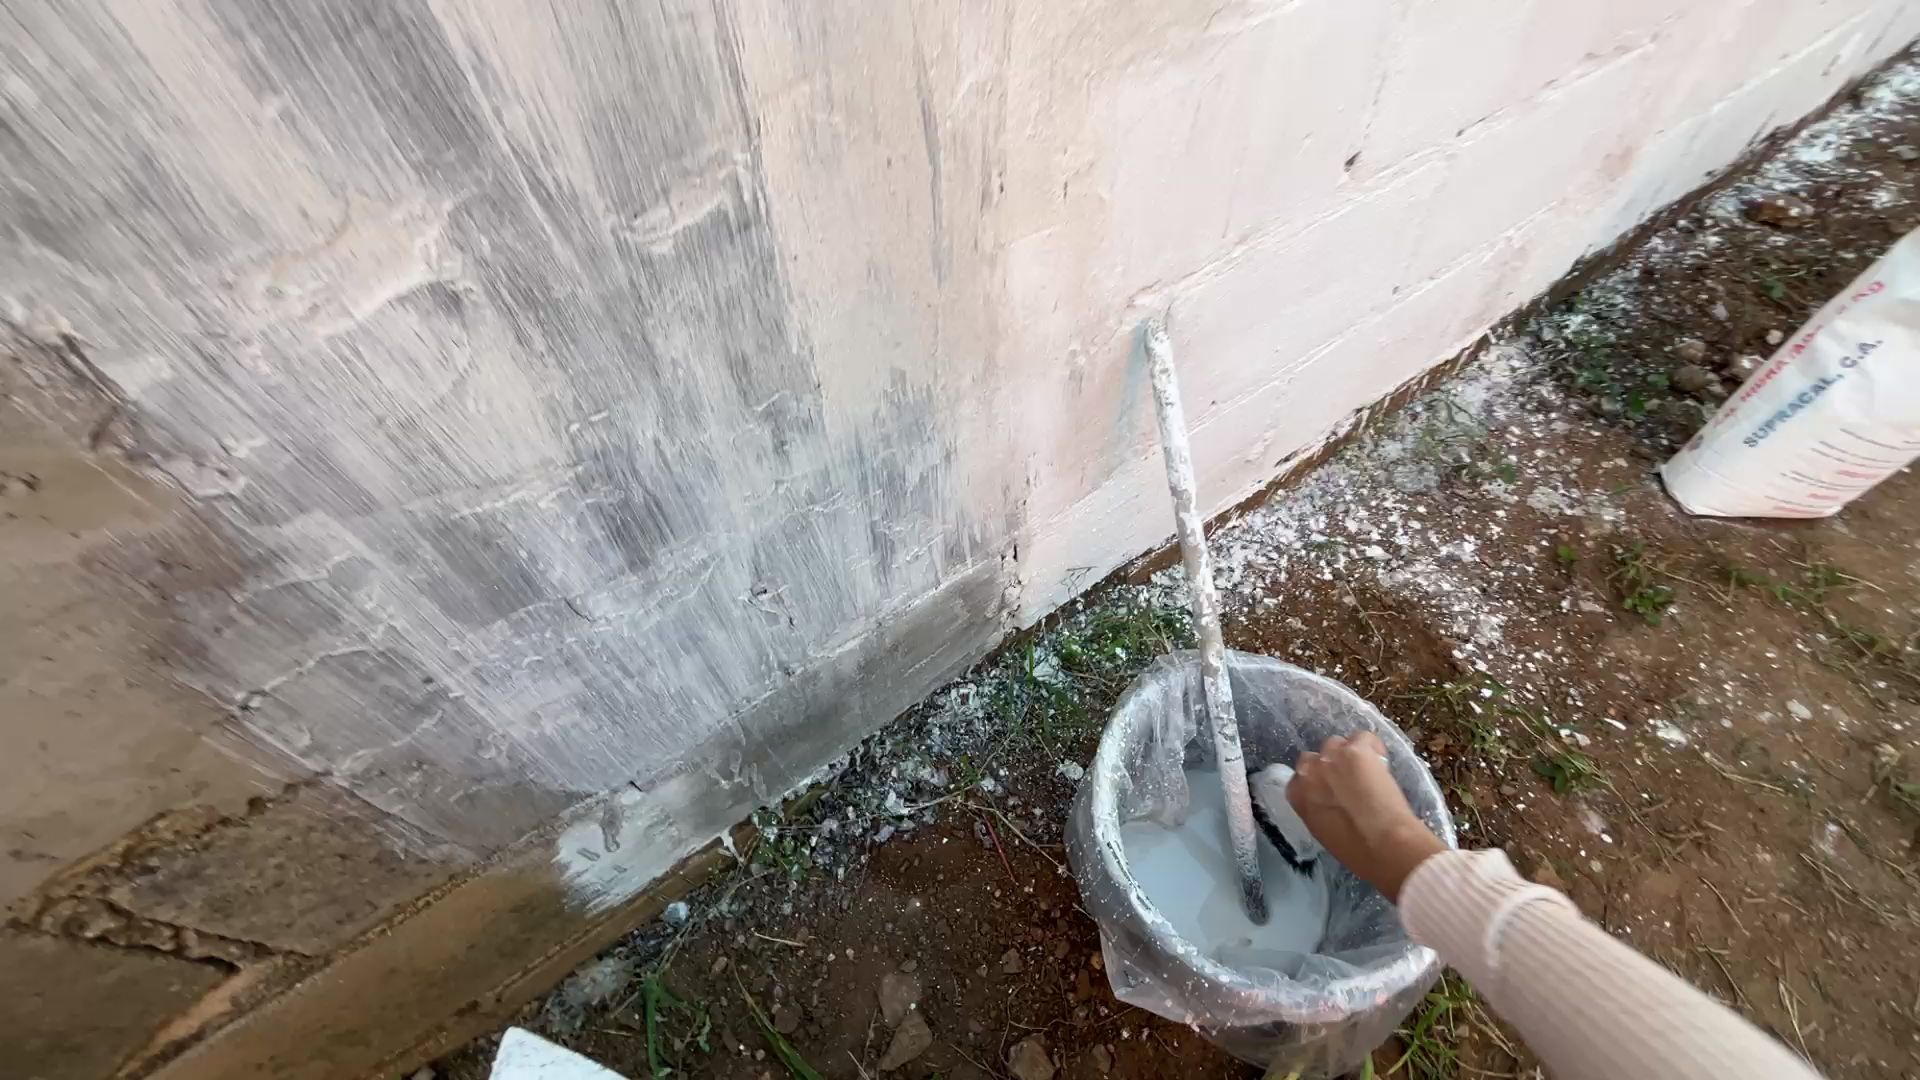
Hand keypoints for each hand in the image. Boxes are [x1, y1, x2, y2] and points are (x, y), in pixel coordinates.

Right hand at [1287, 732, 1445, 902]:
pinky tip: (1381, 763)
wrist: (1385, 846)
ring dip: (1348, 755)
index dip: (1319, 782)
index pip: (1300, 776)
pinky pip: (1363, 738)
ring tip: (1366, 772)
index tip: (1332, 791)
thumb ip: (1315, 807)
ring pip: (1336, 743)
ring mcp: (1331, 756)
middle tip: (1350, 782)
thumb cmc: (1356, 851)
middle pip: (1315, 756)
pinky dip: (1372, 747)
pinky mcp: (1357, 750)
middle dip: (1330, 766)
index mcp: (1296, 793)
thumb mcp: (1322, 830)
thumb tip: (1326, 800)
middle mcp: (1308, 769)